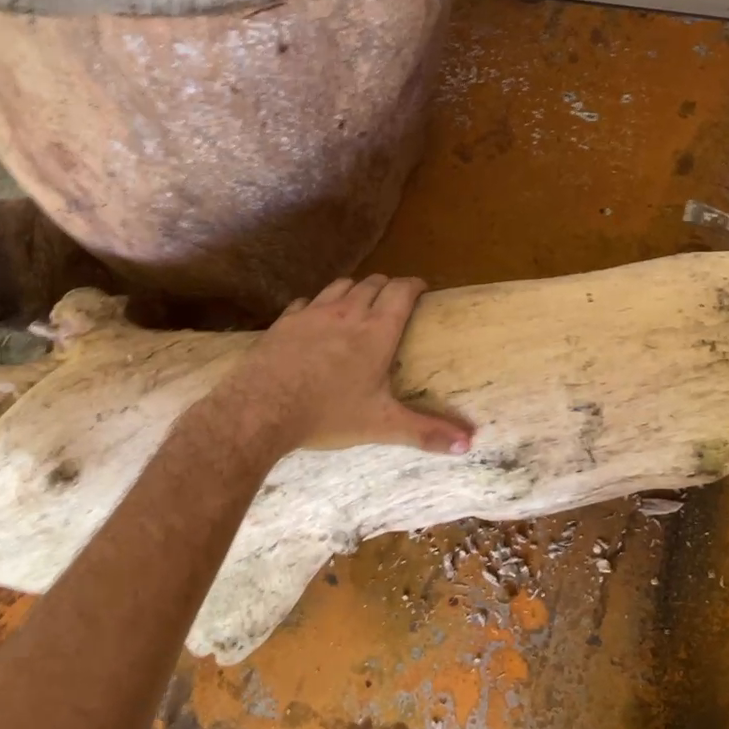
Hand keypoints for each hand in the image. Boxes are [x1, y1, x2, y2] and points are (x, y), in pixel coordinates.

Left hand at [214, 275, 472, 454]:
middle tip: (395, 301)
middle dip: (388, 287)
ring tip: (359, 304)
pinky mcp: (285, 321)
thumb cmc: (327, 414)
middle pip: (373, 283)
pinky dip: (318, 305)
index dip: (415, 285)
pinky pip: (306, 301)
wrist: (260, 409)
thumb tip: (468, 445)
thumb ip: (425, 432)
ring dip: (355, 290)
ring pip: (341, 285)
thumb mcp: (381, 425)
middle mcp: (348, 313)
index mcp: (377, 330)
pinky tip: (315, 319)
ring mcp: (313, 313)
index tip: (422, 289)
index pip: (402, 291)